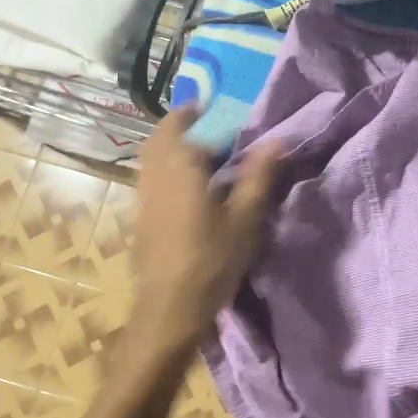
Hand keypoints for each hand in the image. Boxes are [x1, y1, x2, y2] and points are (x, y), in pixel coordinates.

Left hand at [129, 107, 281, 349]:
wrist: (168, 309)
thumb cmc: (211, 261)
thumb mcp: (245, 218)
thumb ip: (258, 176)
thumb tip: (276, 140)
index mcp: (181, 164)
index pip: (190, 123)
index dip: (206, 113)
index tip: (223, 109)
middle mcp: (155, 171)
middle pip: (161, 134)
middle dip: (182, 123)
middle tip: (209, 123)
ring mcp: (143, 193)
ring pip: (152, 155)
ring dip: (172, 145)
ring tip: (203, 153)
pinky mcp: (141, 215)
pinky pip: (151, 175)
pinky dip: (167, 167)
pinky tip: (191, 185)